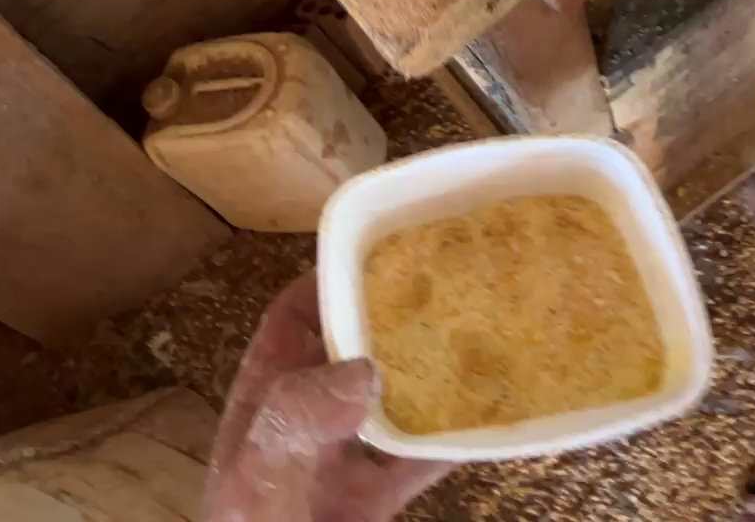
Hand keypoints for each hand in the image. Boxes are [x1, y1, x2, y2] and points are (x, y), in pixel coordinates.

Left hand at [203, 273, 451, 521]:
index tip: (378, 256)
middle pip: (348, 348)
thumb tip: (362, 366)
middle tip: (444, 285)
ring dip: (426, 370)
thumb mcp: (264, 478)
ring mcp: (342, 458)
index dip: (328, 280)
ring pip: (388, 396)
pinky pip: (418, 453)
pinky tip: (489, 415)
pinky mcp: (374, 498)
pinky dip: (450, 434)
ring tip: (475, 333)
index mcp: (268, 395)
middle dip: (389, 317)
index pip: (293, 317)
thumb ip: (299, 420)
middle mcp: (307, 416)